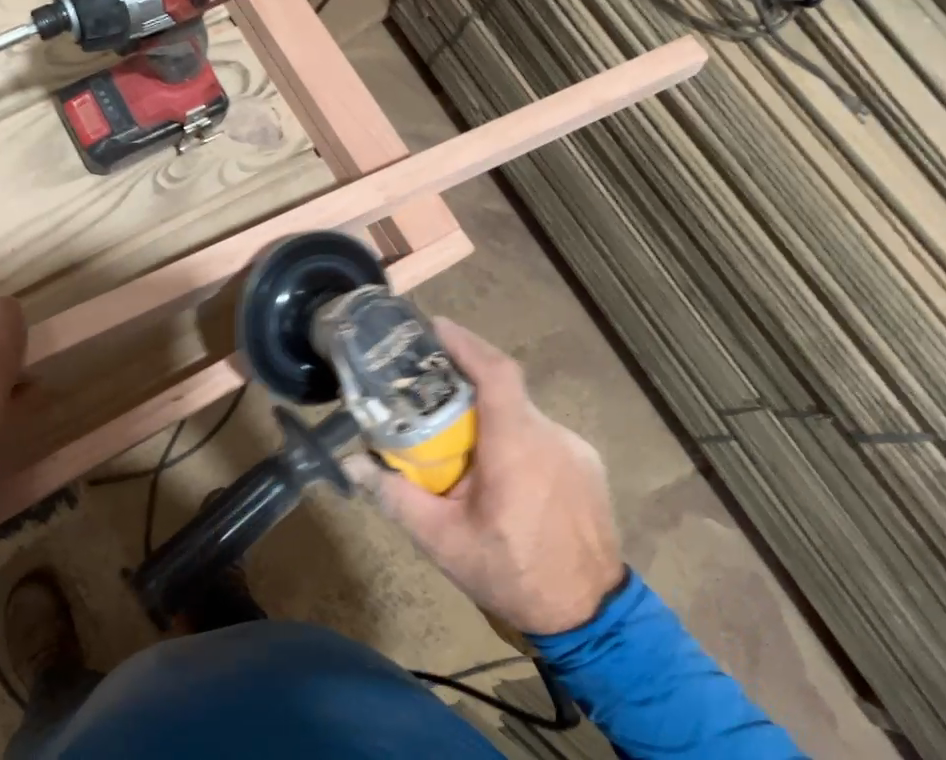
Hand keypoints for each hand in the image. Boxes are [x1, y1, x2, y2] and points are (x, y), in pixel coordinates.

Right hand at [344, 320, 624, 634]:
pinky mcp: (586, 465)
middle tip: (424, 390)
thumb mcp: (441, 541)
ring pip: (520, 414)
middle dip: (462, 383)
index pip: (496, 373)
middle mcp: (552, 436)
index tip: (433, 327)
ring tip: (454, 442)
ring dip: (486, 417)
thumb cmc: (511, 574)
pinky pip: (540, 435)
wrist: (591, 618)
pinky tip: (493, 471)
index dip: (465, 343)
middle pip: (502, 391)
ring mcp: (576, 450)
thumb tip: (353, 462)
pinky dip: (510, 437)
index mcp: (517, 447)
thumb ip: (395, 496)